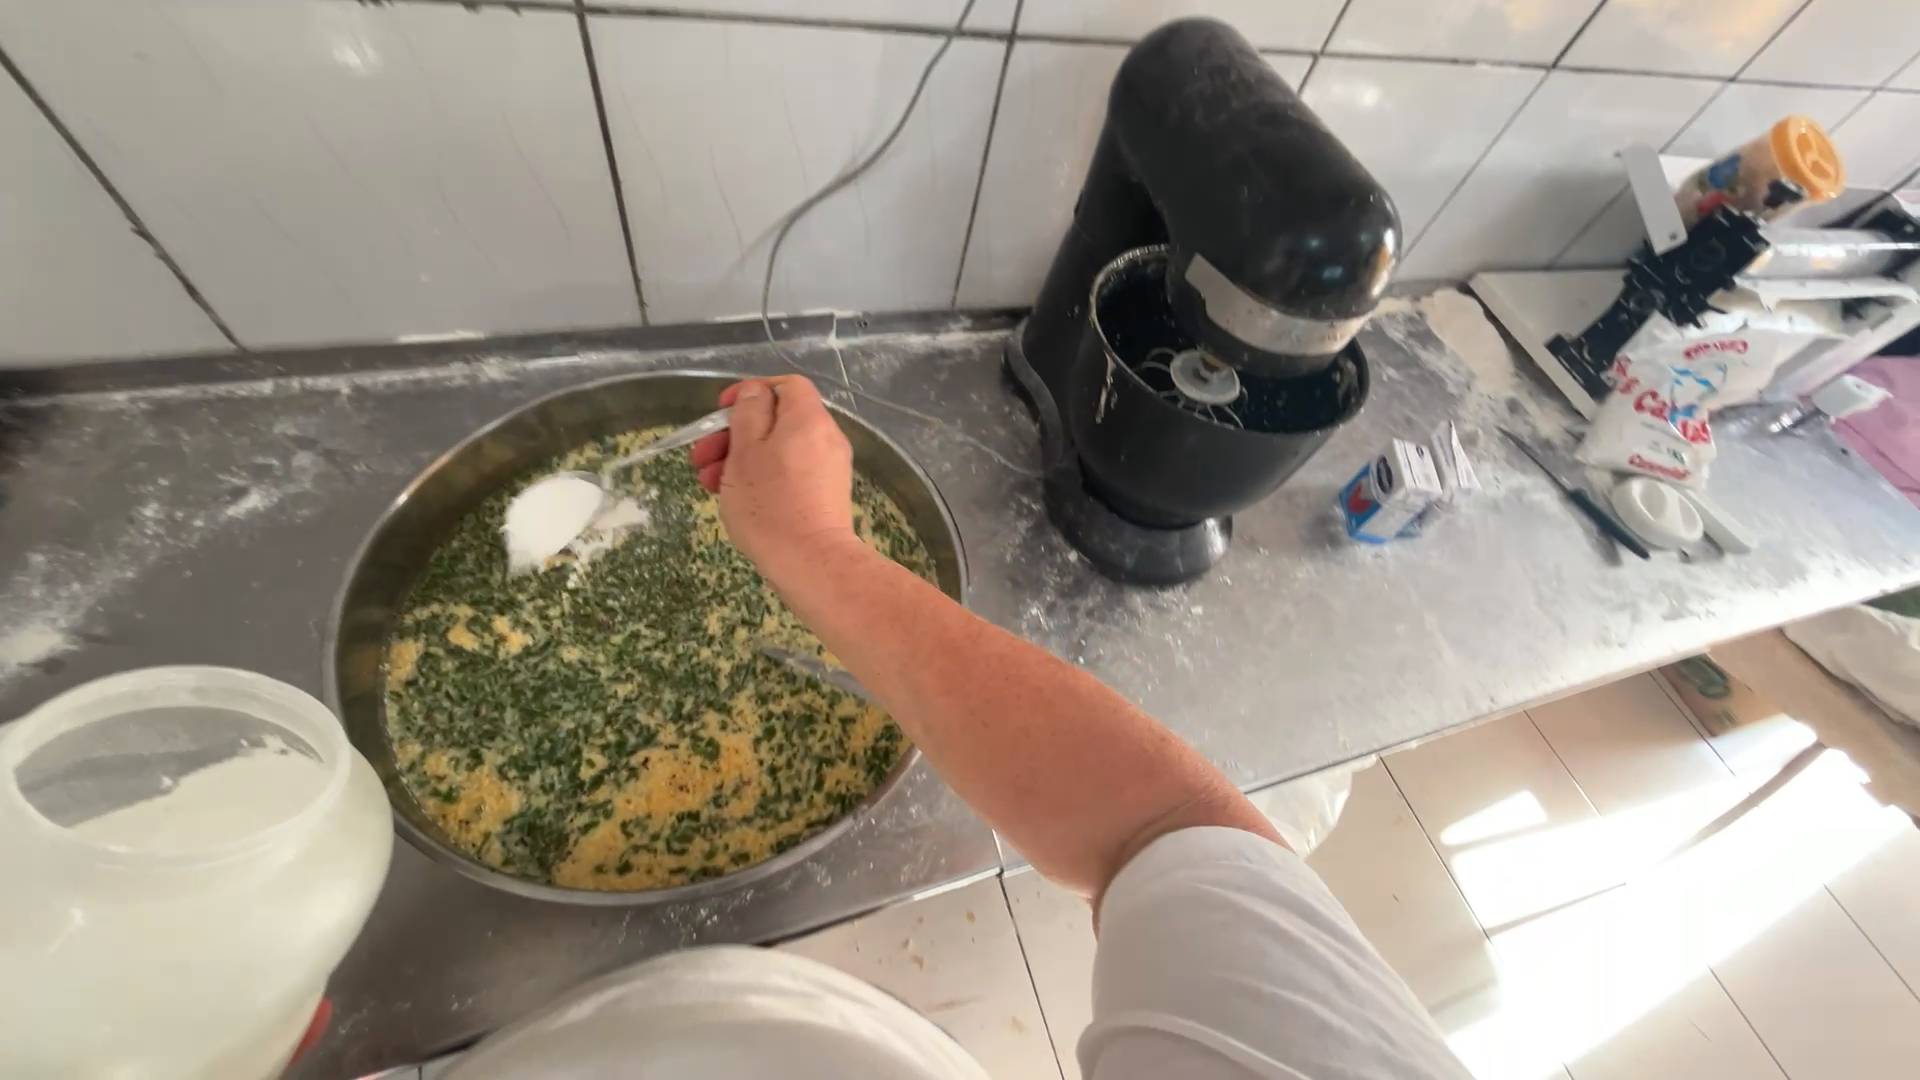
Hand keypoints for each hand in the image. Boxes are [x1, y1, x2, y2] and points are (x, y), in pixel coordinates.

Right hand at [689, 376, 859, 576]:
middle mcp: (826, 438)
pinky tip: (735, 498)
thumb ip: (748, 414)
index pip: (786, 386)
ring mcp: (829, 469)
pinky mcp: (825, 495)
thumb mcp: (746, 451)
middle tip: (702, 458)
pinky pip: (791, 473)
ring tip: (710, 484)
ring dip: (741, 460)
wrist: (811, 561)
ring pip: (779, 451)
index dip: (751, 392)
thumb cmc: (770, 503)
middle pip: (777, 421)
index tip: (721, 412)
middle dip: (734, 434)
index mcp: (809, 419)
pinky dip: (763, 478)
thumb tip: (755, 392)